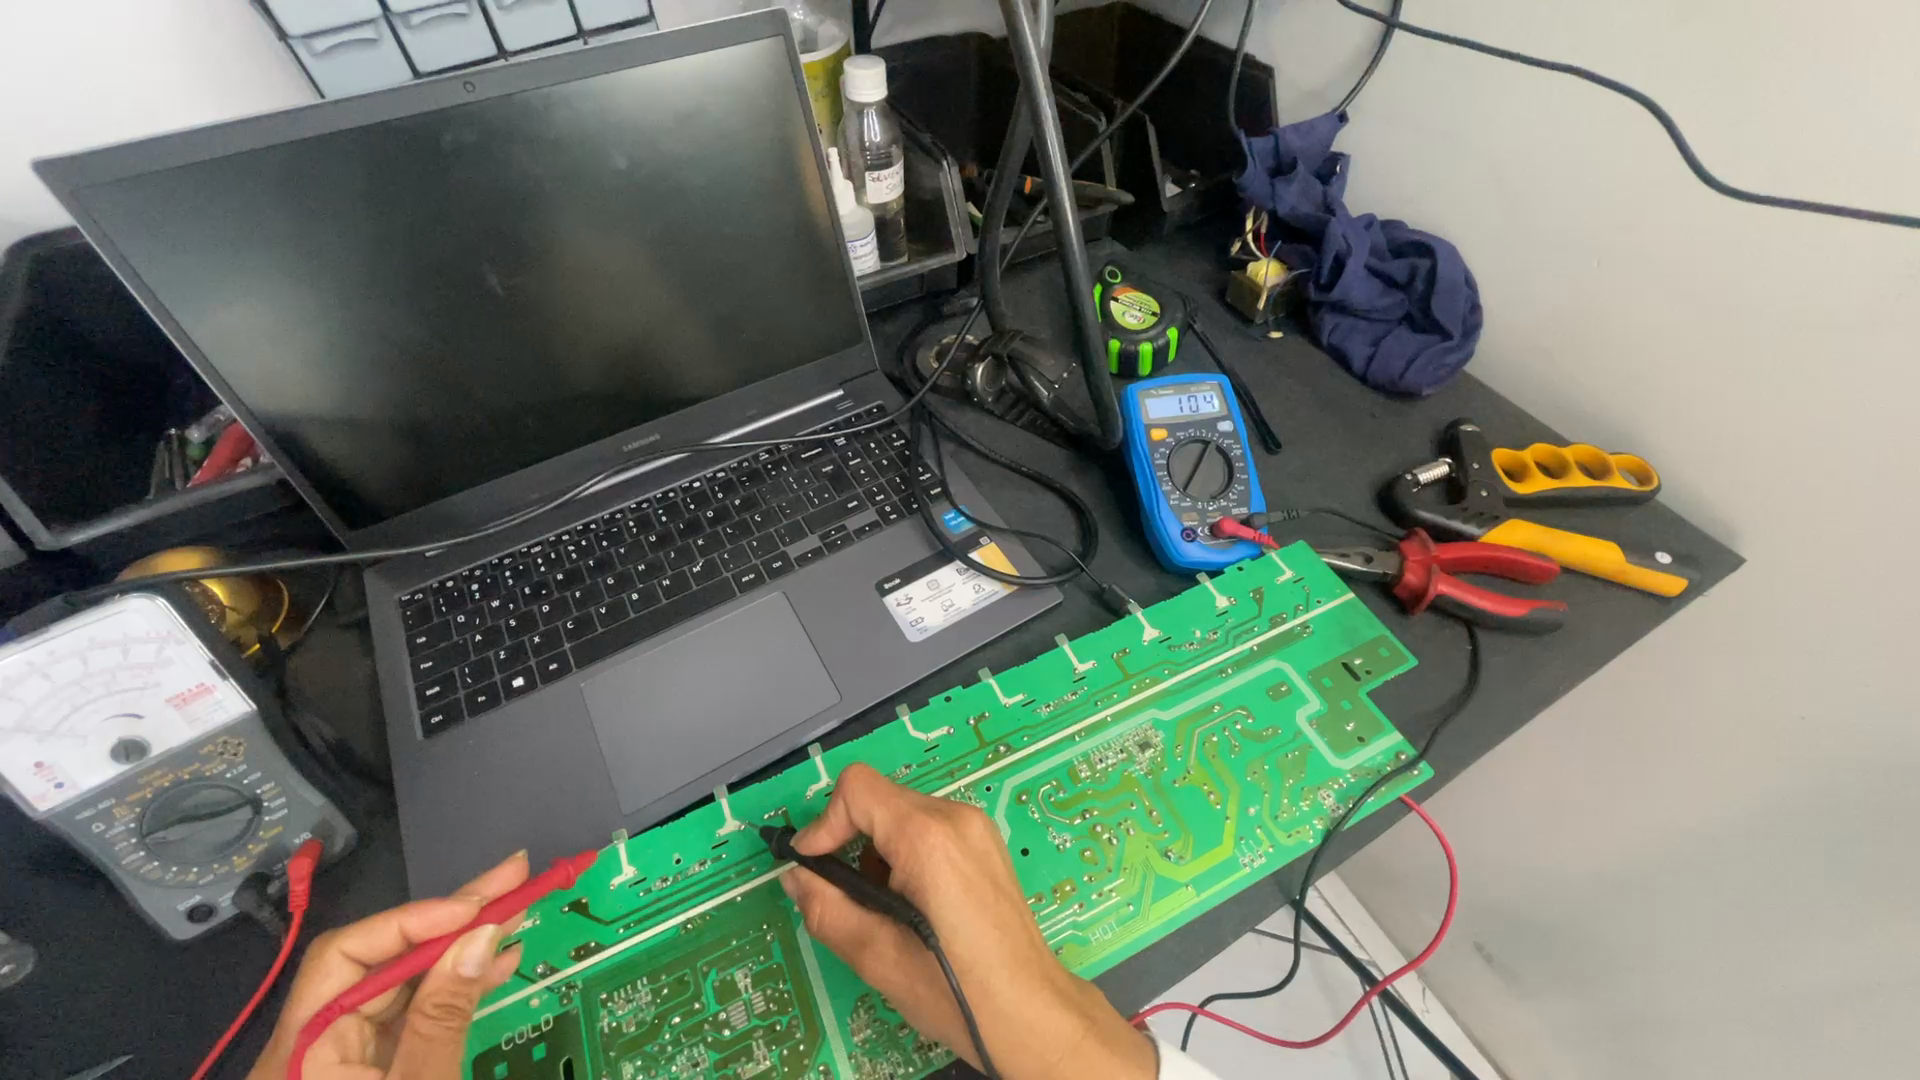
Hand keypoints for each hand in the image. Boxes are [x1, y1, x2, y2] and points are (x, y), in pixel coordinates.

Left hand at [247, 851, 529, 1079]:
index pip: (347, 953)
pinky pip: (416, 1011)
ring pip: (407, 981)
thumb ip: (442, 1018)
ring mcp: (343, 1059)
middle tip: (516, 875)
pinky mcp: (372, 1070)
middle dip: (454, 917)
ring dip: (467, 943)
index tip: (478, 909)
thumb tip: (481, 936)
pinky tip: (499, 961)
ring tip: (521, 909)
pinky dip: (459, 982)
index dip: (415, 920)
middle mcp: (315, 1045)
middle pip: (383, 959)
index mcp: (303, 1050)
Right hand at [782, 764, 1156, 1079]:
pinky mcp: (984, 840)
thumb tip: (796, 876)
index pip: (858, 788)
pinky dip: (907, 853)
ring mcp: (975, 825)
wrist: (1029, 1009)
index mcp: (928, 836)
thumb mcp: (876, 957)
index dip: (825, 823)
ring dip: (879, 851)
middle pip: (880, 799)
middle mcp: (955, 816)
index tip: (812, 866)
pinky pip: (929, 827)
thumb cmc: (957, 989)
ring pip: (903, 813)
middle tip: (846, 897)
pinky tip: (914, 903)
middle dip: (851, 842)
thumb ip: (826, 909)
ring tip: (886, 909)